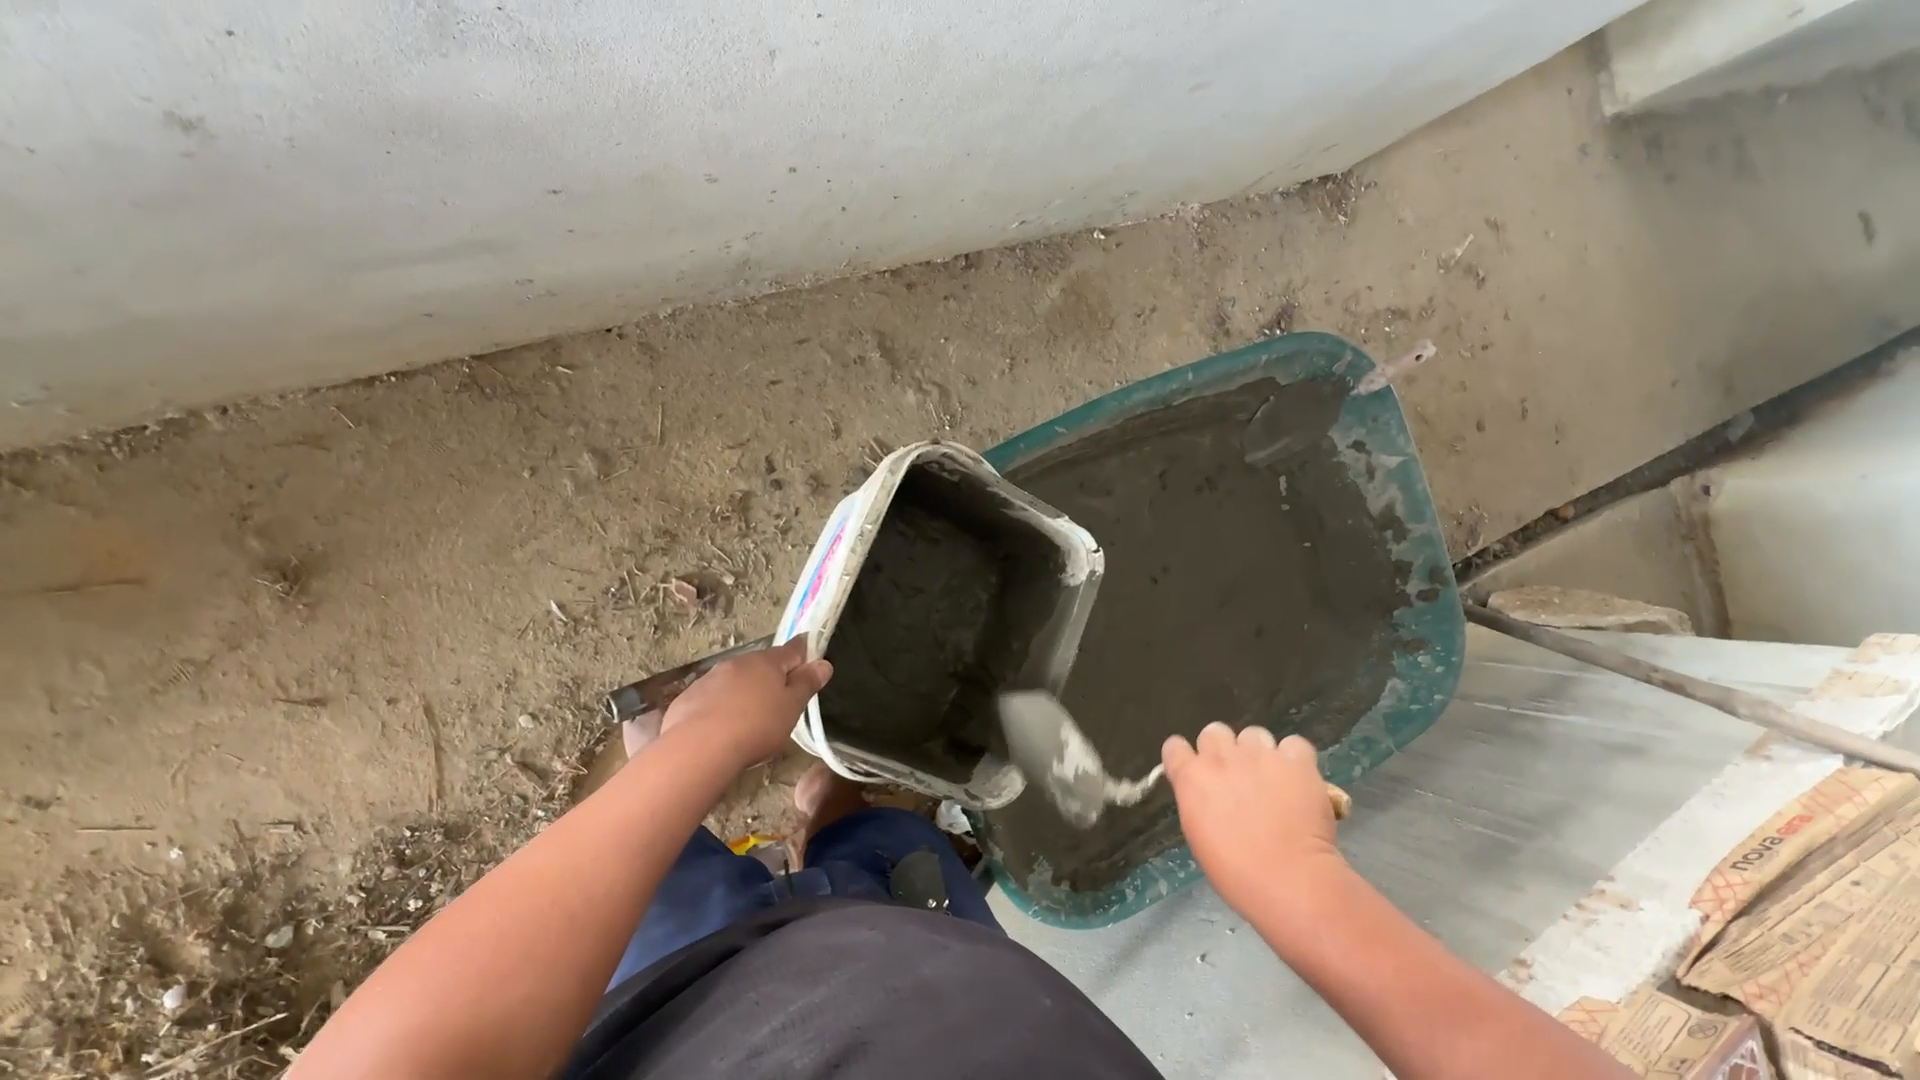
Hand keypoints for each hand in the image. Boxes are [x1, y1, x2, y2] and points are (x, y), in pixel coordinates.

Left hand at [663, 639, 832, 768]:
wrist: (699, 747)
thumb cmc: (756, 725)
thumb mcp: (791, 708)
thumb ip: (807, 684)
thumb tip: (824, 663)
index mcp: (766, 661)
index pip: (793, 649)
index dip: (805, 654)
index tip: (811, 661)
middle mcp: (738, 662)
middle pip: (762, 665)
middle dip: (773, 678)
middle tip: (781, 702)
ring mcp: (710, 678)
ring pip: (736, 680)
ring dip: (746, 692)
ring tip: (750, 719)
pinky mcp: (689, 697)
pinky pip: (713, 698)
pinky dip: (722, 707)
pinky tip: (722, 729)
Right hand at [1162, 724, 1341, 916]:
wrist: (1287, 877)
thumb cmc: (1235, 871)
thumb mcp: (1198, 833)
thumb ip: (1198, 801)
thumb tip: (1208, 795)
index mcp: (1191, 776)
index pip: (1174, 747)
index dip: (1185, 757)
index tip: (1196, 771)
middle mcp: (1221, 757)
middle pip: (1214, 731)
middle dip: (1223, 749)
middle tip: (1237, 775)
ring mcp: (1260, 755)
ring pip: (1254, 734)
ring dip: (1259, 752)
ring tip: (1272, 778)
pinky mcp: (1296, 761)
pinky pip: (1294, 745)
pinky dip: (1295, 759)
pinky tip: (1298, 778)